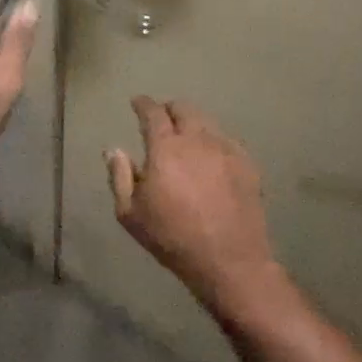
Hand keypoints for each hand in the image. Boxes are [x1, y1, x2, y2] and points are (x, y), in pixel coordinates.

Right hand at [106, 97, 283, 311]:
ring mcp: (227, 150)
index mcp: (165, 148)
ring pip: (207, 123)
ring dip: (192, 124)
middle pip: (184, 109)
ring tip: (186, 137)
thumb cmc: (171, 237)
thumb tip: (113, 150)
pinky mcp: (247, 164)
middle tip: (161, 119)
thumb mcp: (130, 213)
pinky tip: (210, 157)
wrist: (228, 259)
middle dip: (169, 109)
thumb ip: (120, 176)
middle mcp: (197, 140)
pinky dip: (213, 141)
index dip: (143, 104)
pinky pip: (227, 141)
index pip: (152, 113)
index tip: (137, 102)